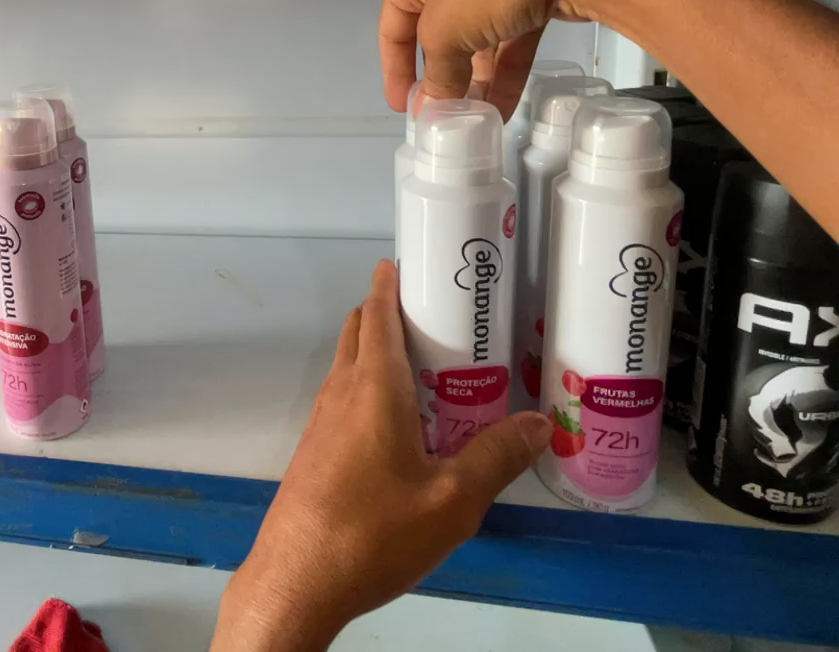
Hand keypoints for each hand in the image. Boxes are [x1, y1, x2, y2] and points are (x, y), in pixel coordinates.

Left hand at [211, 262, 552, 651]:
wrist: (297, 577)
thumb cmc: (375, 530)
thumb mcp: (452, 501)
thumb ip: (496, 458)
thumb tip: (540, 422)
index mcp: (373, 387)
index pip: (377, 315)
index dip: (387, 284)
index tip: (401, 262)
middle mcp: (341, 391)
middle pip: (358, 331)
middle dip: (386, 311)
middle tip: (432, 314)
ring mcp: (321, 419)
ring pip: (348, 364)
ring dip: (377, 349)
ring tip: (425, 365)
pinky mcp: (315, 447)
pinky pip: (344, 396)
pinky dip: (369, 384)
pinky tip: (399, 421)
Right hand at [379, 0, 683, 117]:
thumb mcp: (446, 35)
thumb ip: (436, 78)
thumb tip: (430, 112)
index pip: (392, 28)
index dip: (396, 72)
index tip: (404, 107)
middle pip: (437, 33)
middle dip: (443, 76)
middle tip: (445, 114)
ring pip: (477, 36)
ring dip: (476, 78)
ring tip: (478, 117)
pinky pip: (510, 33)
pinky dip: (506, 68)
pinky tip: (505, 105)